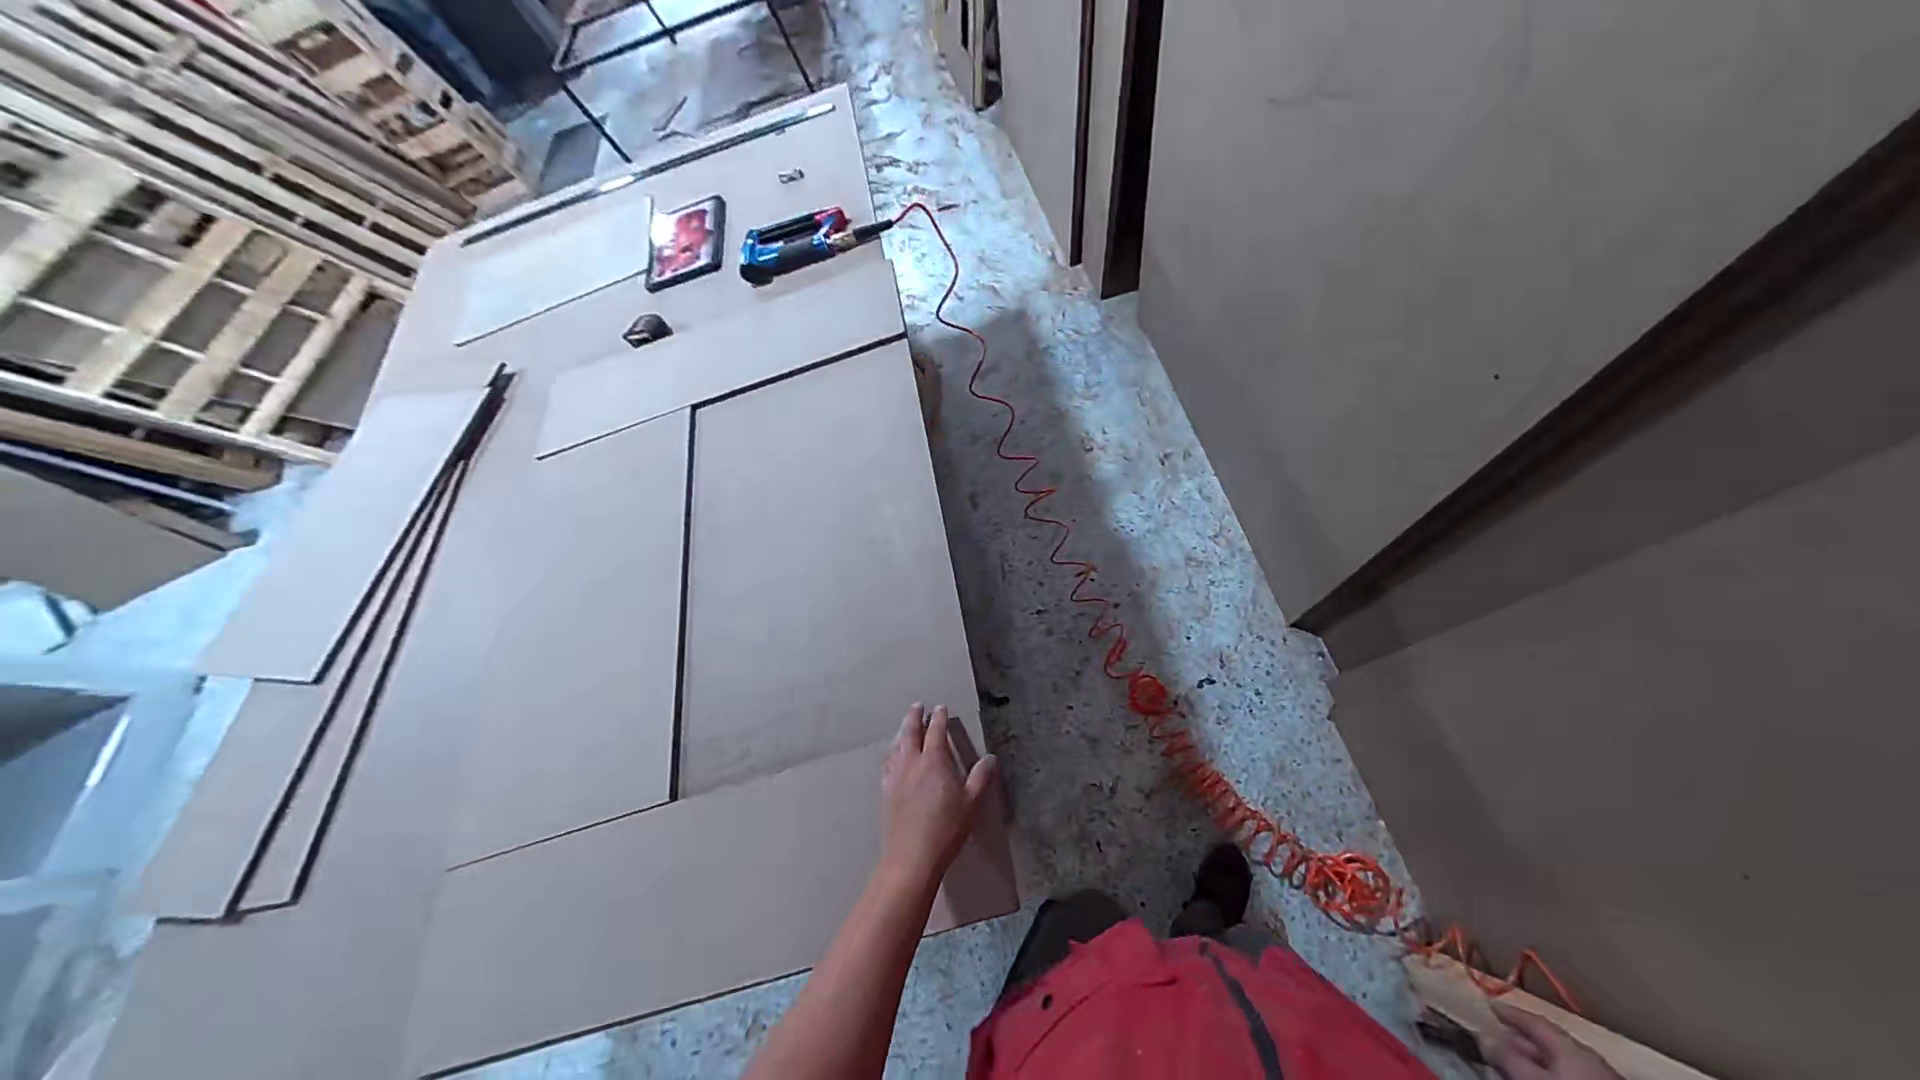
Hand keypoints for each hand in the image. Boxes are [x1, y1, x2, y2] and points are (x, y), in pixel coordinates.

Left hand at [878, 704, 996, 891]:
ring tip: (905, 726)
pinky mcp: (886, 791)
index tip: (941, 708)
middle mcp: (912, 763)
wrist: (912, 857)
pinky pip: (887, 763)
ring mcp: (896, 776)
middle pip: (911, 731)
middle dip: (915, 716)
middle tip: (917, 706)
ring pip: (896, 744)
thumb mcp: (971, 803)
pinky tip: (892, 756)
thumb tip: (990, 759)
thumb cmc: (946, 830)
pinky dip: (891, 752)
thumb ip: (980, 778)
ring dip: (901, 731)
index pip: (936, 731)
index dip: (939, 717)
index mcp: (934, 761)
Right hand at [1487, 1002, 1625, 1079]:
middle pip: (1549, 1042)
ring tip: (1513, 1062)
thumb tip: (1487, 1038)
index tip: (1490, 1006)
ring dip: (1534, 1059)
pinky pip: (1569, 1075)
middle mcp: (1588, 1059)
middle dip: (1521, 1039)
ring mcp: (1599, 1077)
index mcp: (1572, 1048)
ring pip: (1560, 1062)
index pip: (1536, 1021)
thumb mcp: (1534, 1079)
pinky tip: (1539, 1077)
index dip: (1511, 1013)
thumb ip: (1509, 1058)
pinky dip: (1550, 1073)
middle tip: (1496, 1037)